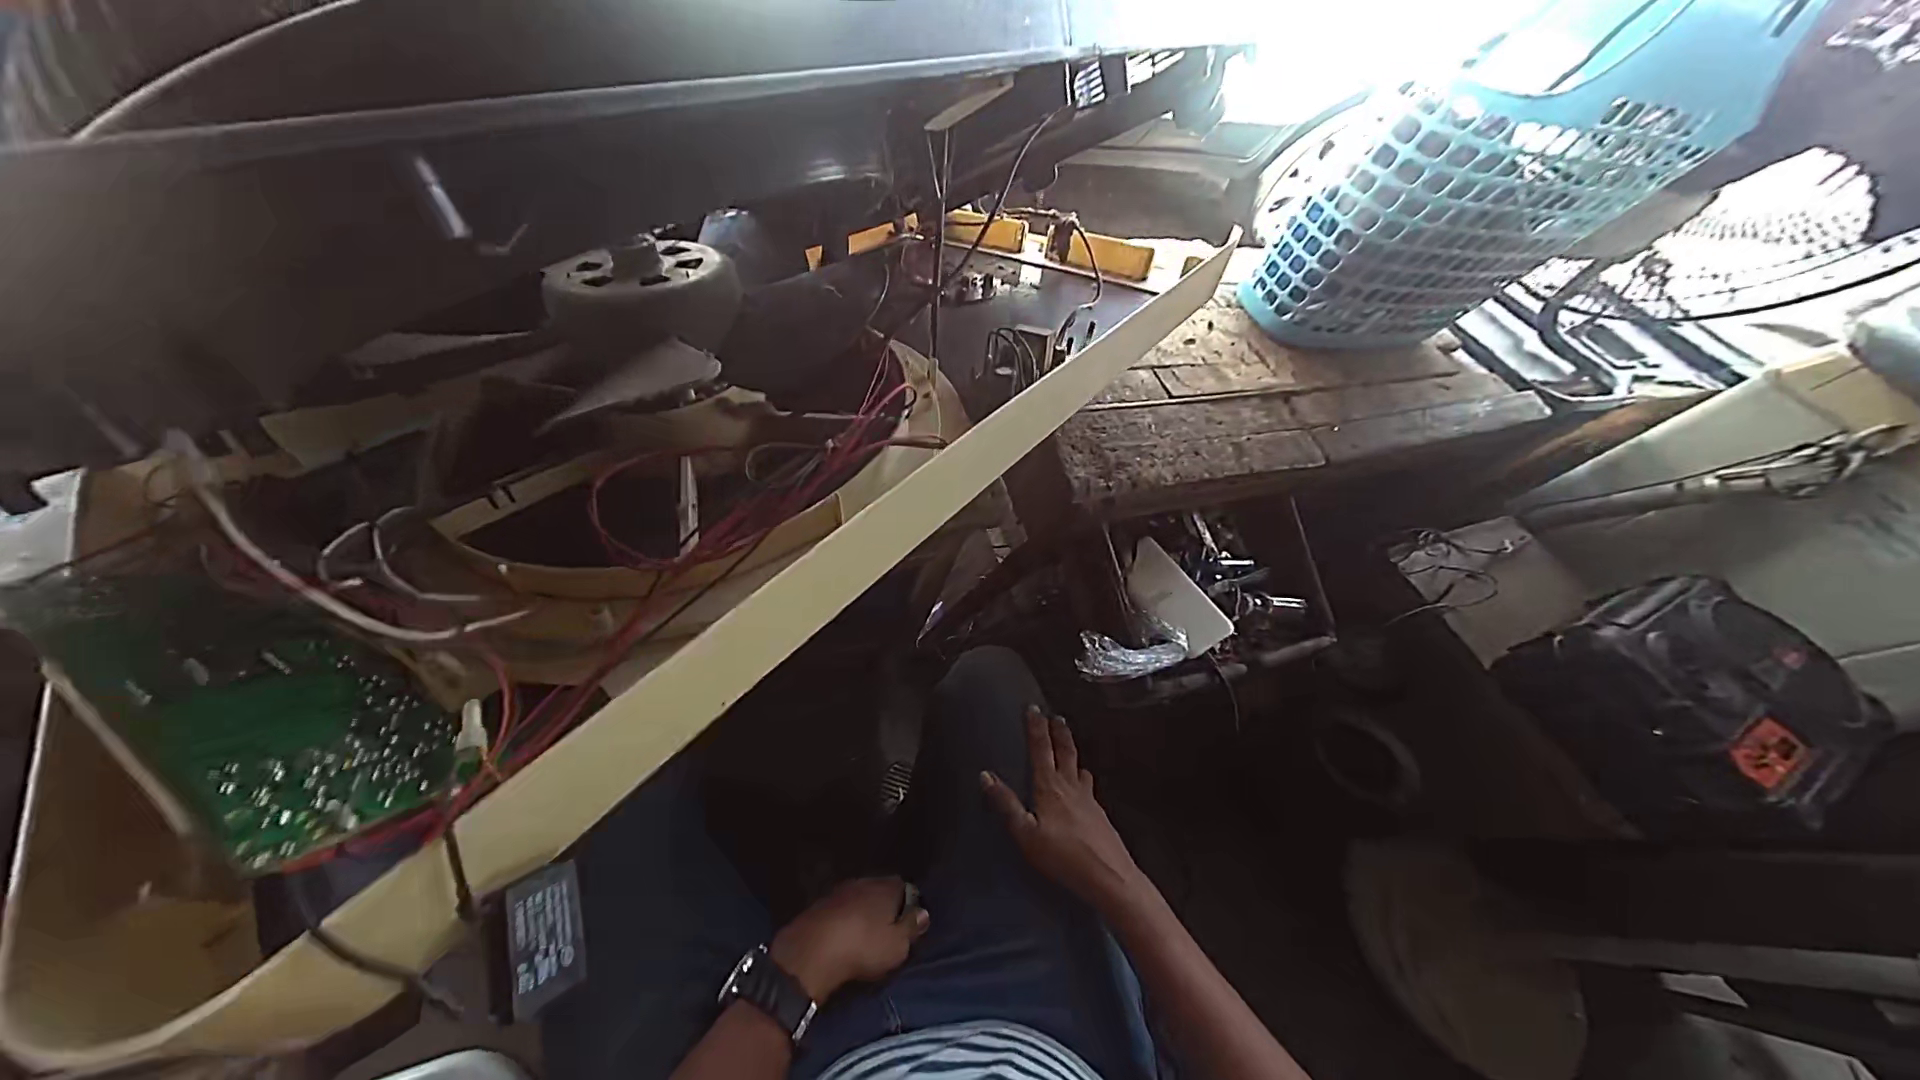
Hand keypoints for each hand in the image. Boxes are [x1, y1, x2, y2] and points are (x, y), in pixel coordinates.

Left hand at [770, 877, 928, 1001]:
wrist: (810, 953)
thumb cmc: (862, 949)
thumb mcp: (896, 946)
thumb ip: (912, 928)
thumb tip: (924, 912)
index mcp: (886, 888)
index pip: (905, 887)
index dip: (909, 904)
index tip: (910, 922)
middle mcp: (864, 882)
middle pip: (880, 890)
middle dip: (885, 906)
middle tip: (889, 930)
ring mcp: (839, 892)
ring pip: (859, 898)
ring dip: (863, 912)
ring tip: (866, 933)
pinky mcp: (818, 906)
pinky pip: (840, 909)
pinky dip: (845, 920)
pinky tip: (844, 935)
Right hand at [981, 706, 1147, 914]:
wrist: (1109, 876)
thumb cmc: (1062, 856)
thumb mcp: (1025, 833)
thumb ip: (1006, 804)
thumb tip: (986, 775)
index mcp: (1050, 787)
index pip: (1041, 750)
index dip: (1036, 728)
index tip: (1033, 708)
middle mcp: (1071, 787)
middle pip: (1065, 752)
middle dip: (1058, 732)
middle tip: (1056, 716)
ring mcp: (1089, 799)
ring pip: (1079, 767)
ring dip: (1072, 751)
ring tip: (1070, 744)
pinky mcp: (1100, 814)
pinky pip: (1089, 786)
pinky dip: (1083, 776)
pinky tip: (1084, 785)